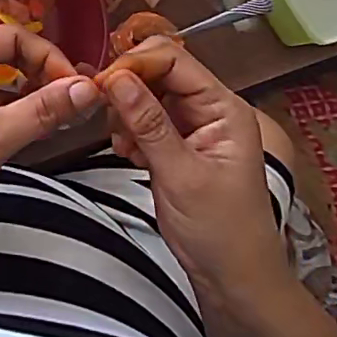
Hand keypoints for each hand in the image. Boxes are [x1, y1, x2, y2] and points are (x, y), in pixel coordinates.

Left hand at [0, 25, 100, 218]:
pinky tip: (46, 121)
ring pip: (8, 76)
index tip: (75, 84)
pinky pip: (2, 98)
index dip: (47, 56)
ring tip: (67, 109)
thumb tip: (87, 88)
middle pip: (11, 53)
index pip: (12, 37)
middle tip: (75, 97)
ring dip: (37, 90)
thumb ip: (44, 109)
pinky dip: (24, 107)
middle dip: (44, 71)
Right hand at [96, 37, 289, 298]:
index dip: (135, 65)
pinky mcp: (174, 140)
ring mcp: (190, 124)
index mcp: (223, 107)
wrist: (233, 277)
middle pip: (156, 71)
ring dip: (125, 113)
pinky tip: (129, 153)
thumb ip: (147, 122)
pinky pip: (140, 116)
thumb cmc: (222, 231)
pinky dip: (127, 130)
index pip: (172, 59)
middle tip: (108, 116)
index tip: (104, 85)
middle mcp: (207, 108)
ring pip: (143, 93)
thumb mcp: (180, 174)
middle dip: (126, 88)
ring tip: (125, 144)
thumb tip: (117, 78)